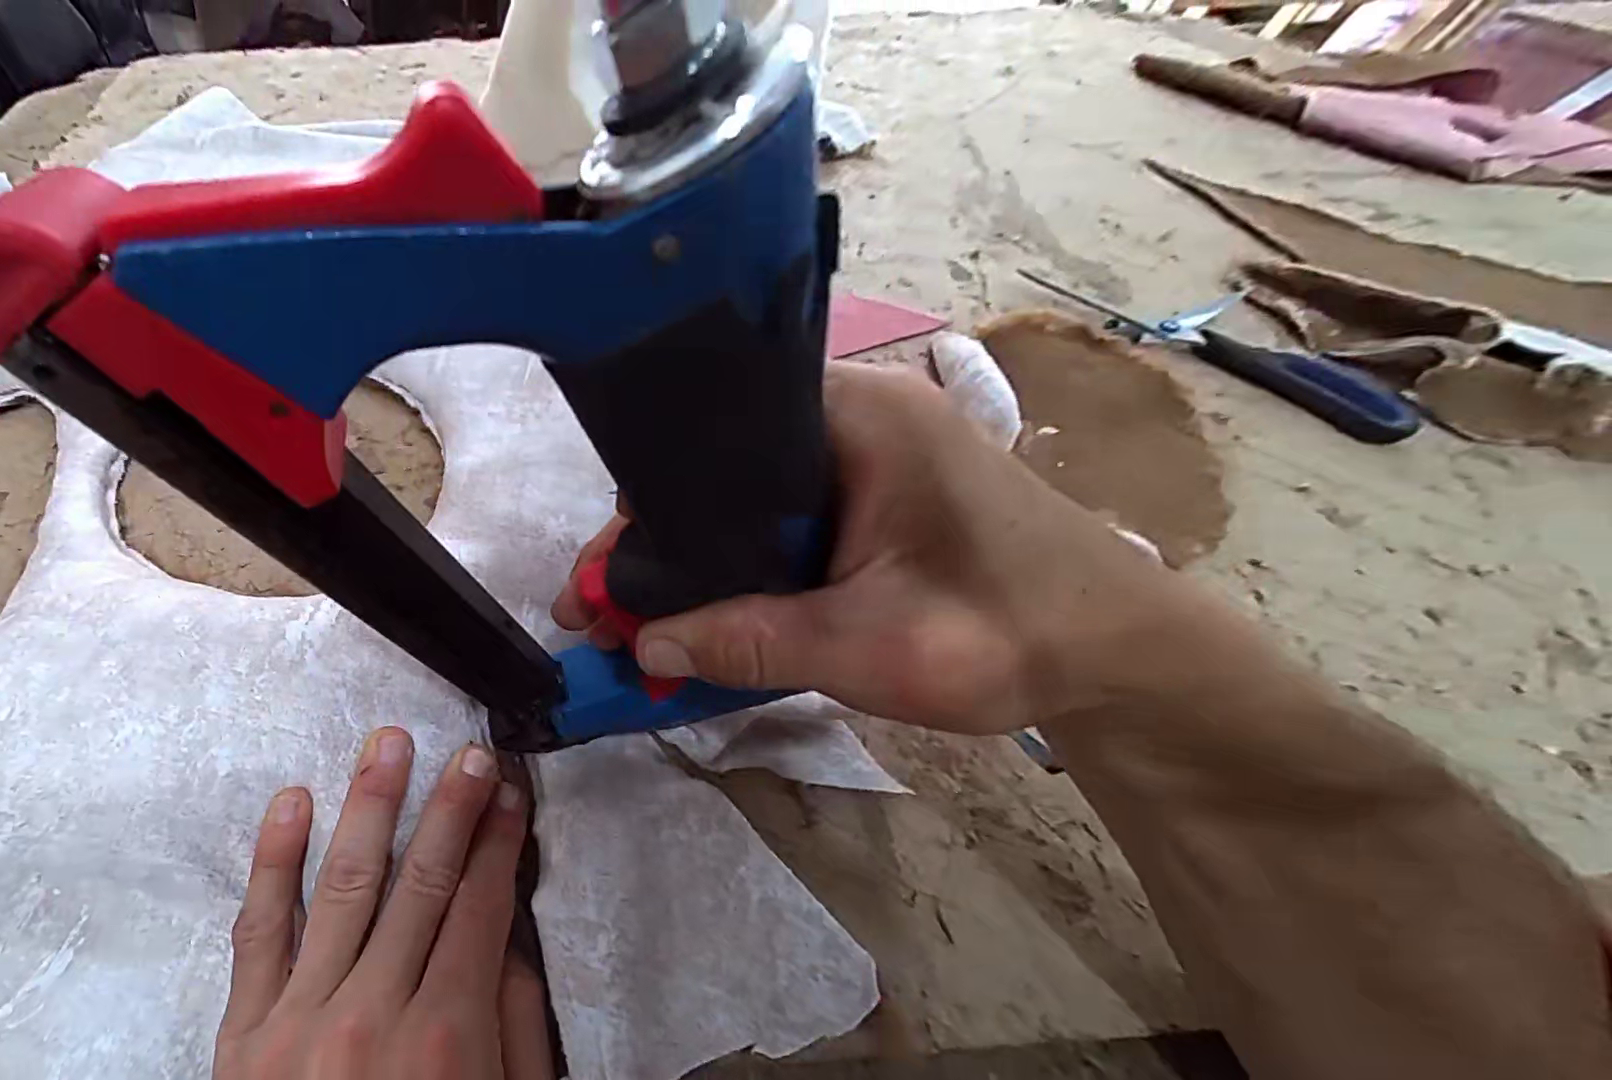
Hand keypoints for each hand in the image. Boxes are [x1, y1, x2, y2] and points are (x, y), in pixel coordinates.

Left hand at [213, 728, 554, 1079]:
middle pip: (422, 882)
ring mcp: (295, 1024)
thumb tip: (506, 924)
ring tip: (386, 745)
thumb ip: (512, 1017)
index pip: (481, 904)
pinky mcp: (240, 1039)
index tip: (511, 790)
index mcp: (445, 1039)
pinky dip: (272, 864)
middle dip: (452, 808)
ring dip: (370, 806)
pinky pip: (256, 936)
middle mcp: (371, 1017)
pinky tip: (291, 804)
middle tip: (470, 752)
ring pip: (344, 886)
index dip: (500, 841)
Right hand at [552, 361, 1200, 734]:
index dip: (650, 498)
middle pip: (721, 465)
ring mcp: (863, 455)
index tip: (607, 564)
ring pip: (747, 497)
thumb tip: (645, 644)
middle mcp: (852, 416)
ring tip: (641, 614)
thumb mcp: (872, 645)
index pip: (718, 429)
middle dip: (660, 538)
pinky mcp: (871, 496)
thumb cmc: (1012, 632)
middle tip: (606, 604)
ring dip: (698, 555)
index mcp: (855, 415)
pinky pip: (782, 519)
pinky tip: (709, 608)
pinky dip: (742, 564)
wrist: (1119, 657)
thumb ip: (752, 642)